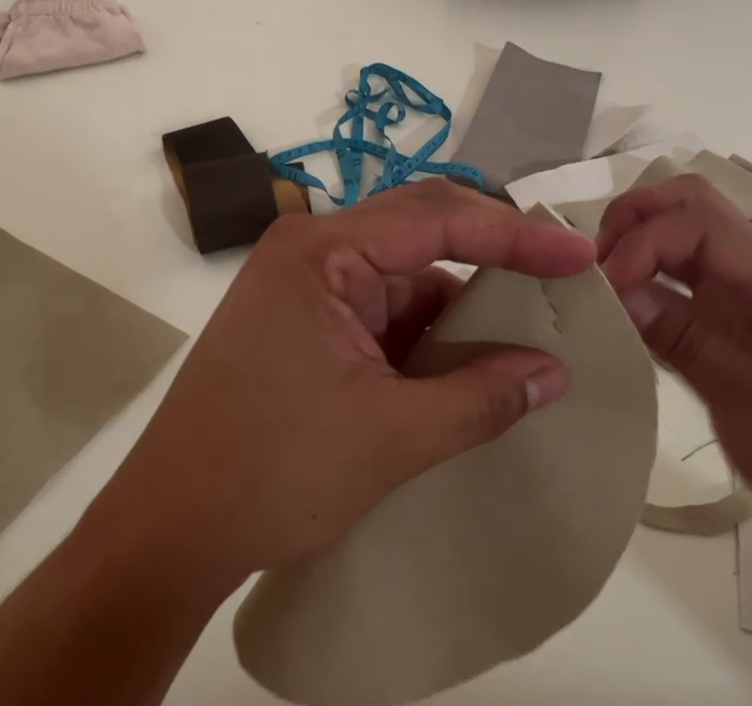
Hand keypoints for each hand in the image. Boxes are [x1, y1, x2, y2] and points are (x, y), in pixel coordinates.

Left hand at [99, 179, 596, 580]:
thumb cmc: (272, 472)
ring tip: (530, 329)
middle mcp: (311, 254)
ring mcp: (306, 292)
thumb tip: (554, 373)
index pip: (437, 220)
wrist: (169, 531)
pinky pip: (383, 314)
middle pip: (420, 232)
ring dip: (463, 304)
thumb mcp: (391, 436)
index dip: (517, 236)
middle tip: (564, 277)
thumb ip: (481, 398)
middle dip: (494, 254)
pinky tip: (471, 363)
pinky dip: (429, 336)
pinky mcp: (306, 329)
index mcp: (321, 252)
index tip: (581, 259)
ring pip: (405, 278)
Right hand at [596, 174, 751, 543]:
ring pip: (687, 230)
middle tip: (593, 267)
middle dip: (635, 218)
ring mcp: (749, 292)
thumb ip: (691, 345)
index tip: (605, 287)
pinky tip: (620, 307)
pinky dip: (646, 274)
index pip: (703, 225)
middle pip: (695, 204)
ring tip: (599, 284)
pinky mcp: (734, 316)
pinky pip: (684, 273)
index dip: (644, 241)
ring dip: (637, 240)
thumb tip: (621, 294)